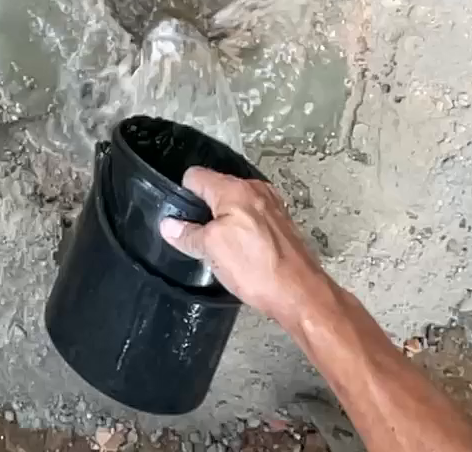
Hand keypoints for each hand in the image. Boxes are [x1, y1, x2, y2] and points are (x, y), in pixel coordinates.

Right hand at [160, 167, 326, 324]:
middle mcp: (255, 190)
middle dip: (205, 210)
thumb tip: (169, 226)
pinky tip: (245, 252)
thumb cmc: (260, 271)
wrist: (302, 296)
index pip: (195, 176)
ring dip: (226, 220)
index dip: (183, 195)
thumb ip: (187, 234)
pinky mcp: (282, 223)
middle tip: (201, 236)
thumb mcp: (211, 251)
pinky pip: (253, 216)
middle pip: (217, 188)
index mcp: (234, 189)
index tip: (182, 215)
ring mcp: (271, 205)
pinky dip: (244, 228)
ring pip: (236, 204)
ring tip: (224, 247)